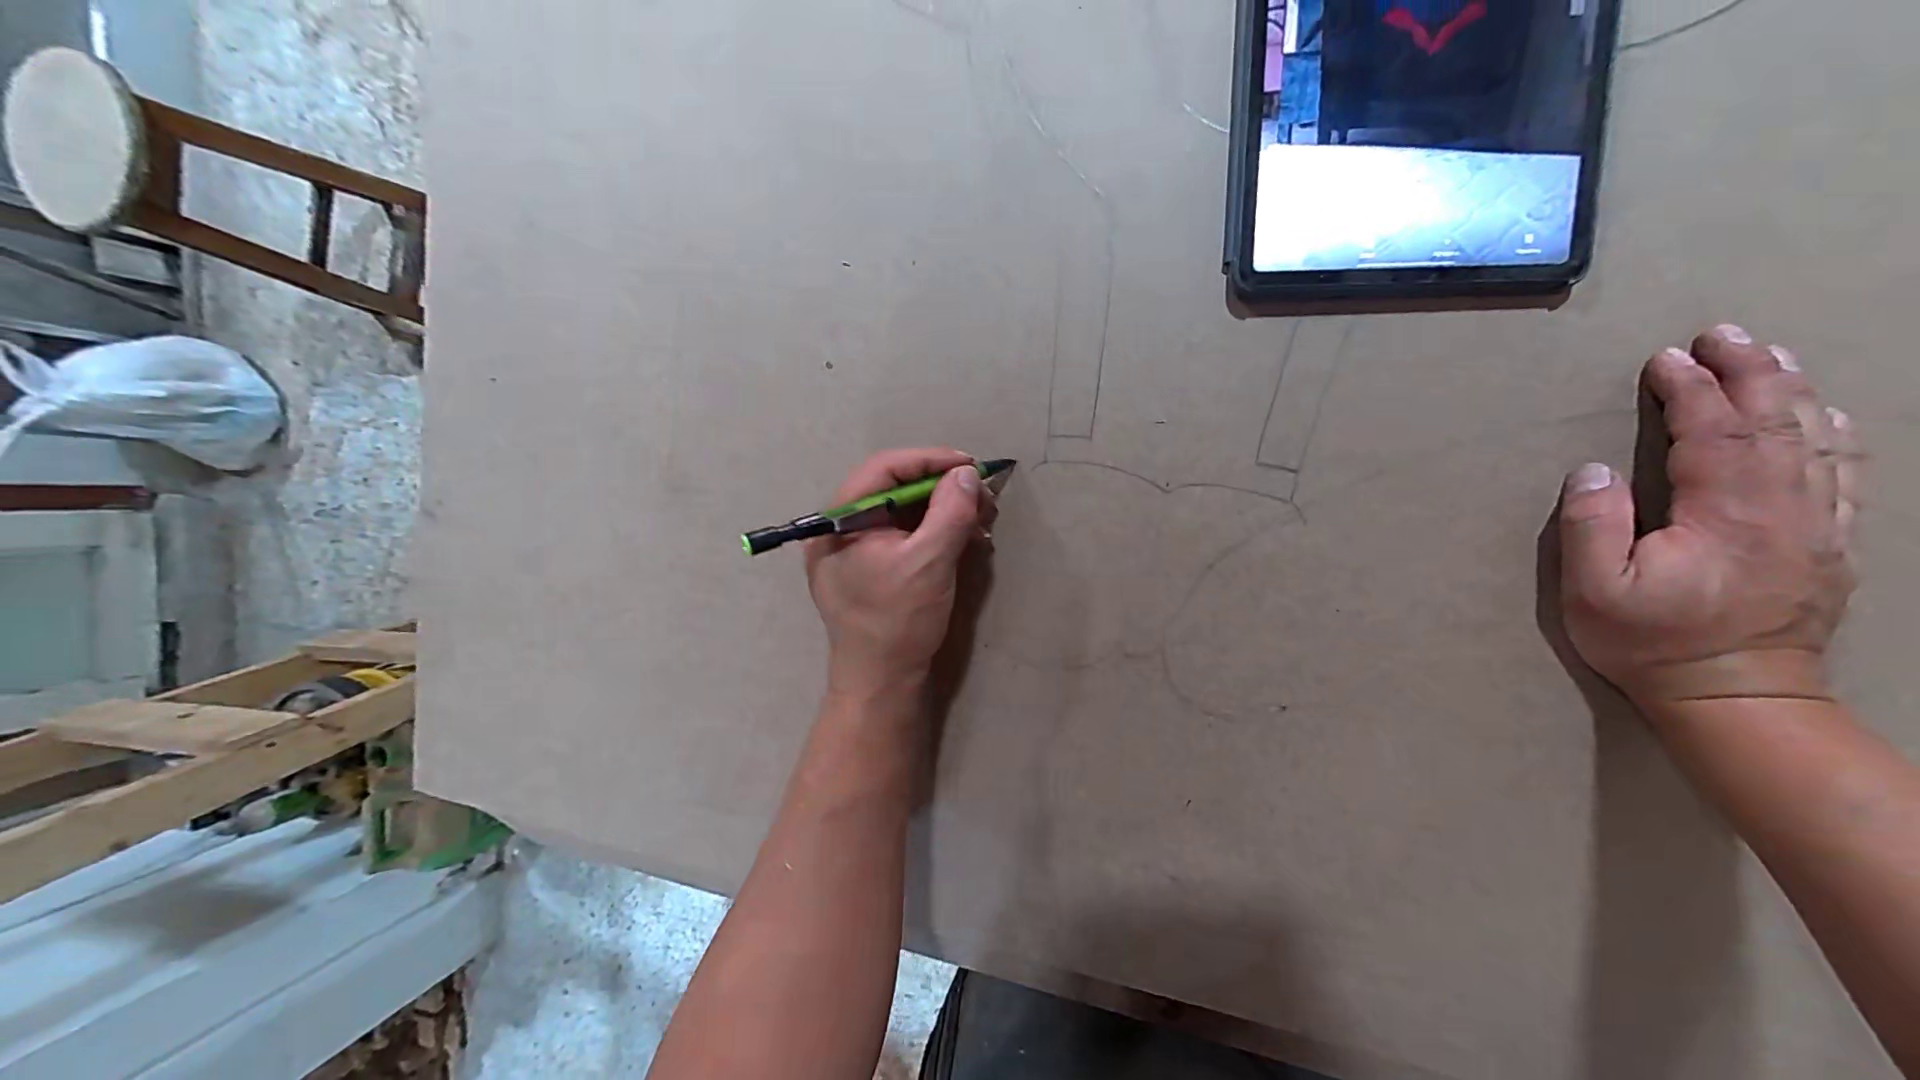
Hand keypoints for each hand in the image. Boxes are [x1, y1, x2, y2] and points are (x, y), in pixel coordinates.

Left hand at [806, 448, 995, 699]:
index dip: (929, 460)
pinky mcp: (872, 567)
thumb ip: (950, 513)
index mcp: (839, 522)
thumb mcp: (929, 563)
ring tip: (979, 517)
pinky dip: (934, 530)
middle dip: (941, 487)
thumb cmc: (898, 622)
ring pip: (901, 510)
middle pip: (893, 487)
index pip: (884, 469)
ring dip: (942, 508)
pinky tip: (963, 536)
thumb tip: (966, 474)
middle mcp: (841, 528)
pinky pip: (903, 534)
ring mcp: (855, 549)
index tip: (969, 466)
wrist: (881, 684)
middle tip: (980, 495)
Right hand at [1559, 324, 1859, 707]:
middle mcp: (1786, 510)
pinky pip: (1844, 472)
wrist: (1737, 697)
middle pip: (1776, 424)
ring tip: (1772, 355)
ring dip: (1794, 391)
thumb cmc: (1652, 644)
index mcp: (1728, 517)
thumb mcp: (1595, 592)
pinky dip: (1833, 432)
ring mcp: (1818, 526)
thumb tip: (1594, 470)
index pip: (1714, 435)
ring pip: (1819, 440)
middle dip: (1750, 372)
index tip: (1664, 360)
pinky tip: (1823, 414)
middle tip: (1723, 334)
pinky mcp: (1830, 544)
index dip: (1690, 391)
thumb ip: (1593, 526)